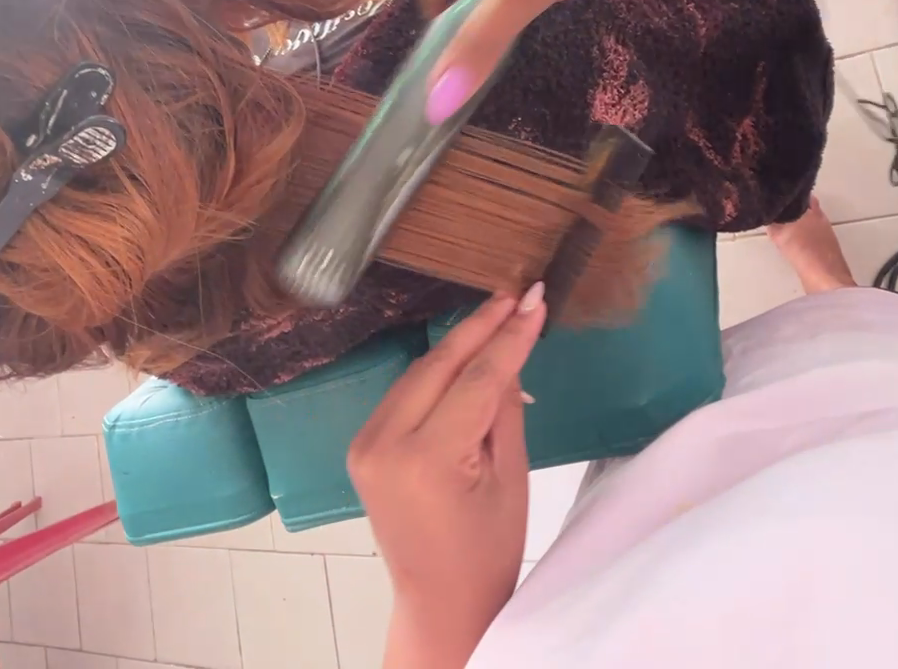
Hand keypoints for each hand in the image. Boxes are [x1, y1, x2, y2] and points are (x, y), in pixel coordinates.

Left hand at [348, 283, 547, 667]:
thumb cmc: (489, 549)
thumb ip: (503, 405)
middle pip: (438, 365)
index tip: (536, 300)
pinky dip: (436, 372)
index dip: (509, 337)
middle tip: (517, 296)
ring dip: (458, 345)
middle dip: (479, 327)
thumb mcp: (509, 475)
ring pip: (418, 373)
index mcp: (425, 459)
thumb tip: (509, 346)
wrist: (441, 602)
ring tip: (498, 317)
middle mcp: (384, 443)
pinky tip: (465, 354)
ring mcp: (365, 442)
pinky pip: (405, 392)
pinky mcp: (361, 443)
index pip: (475, 380)